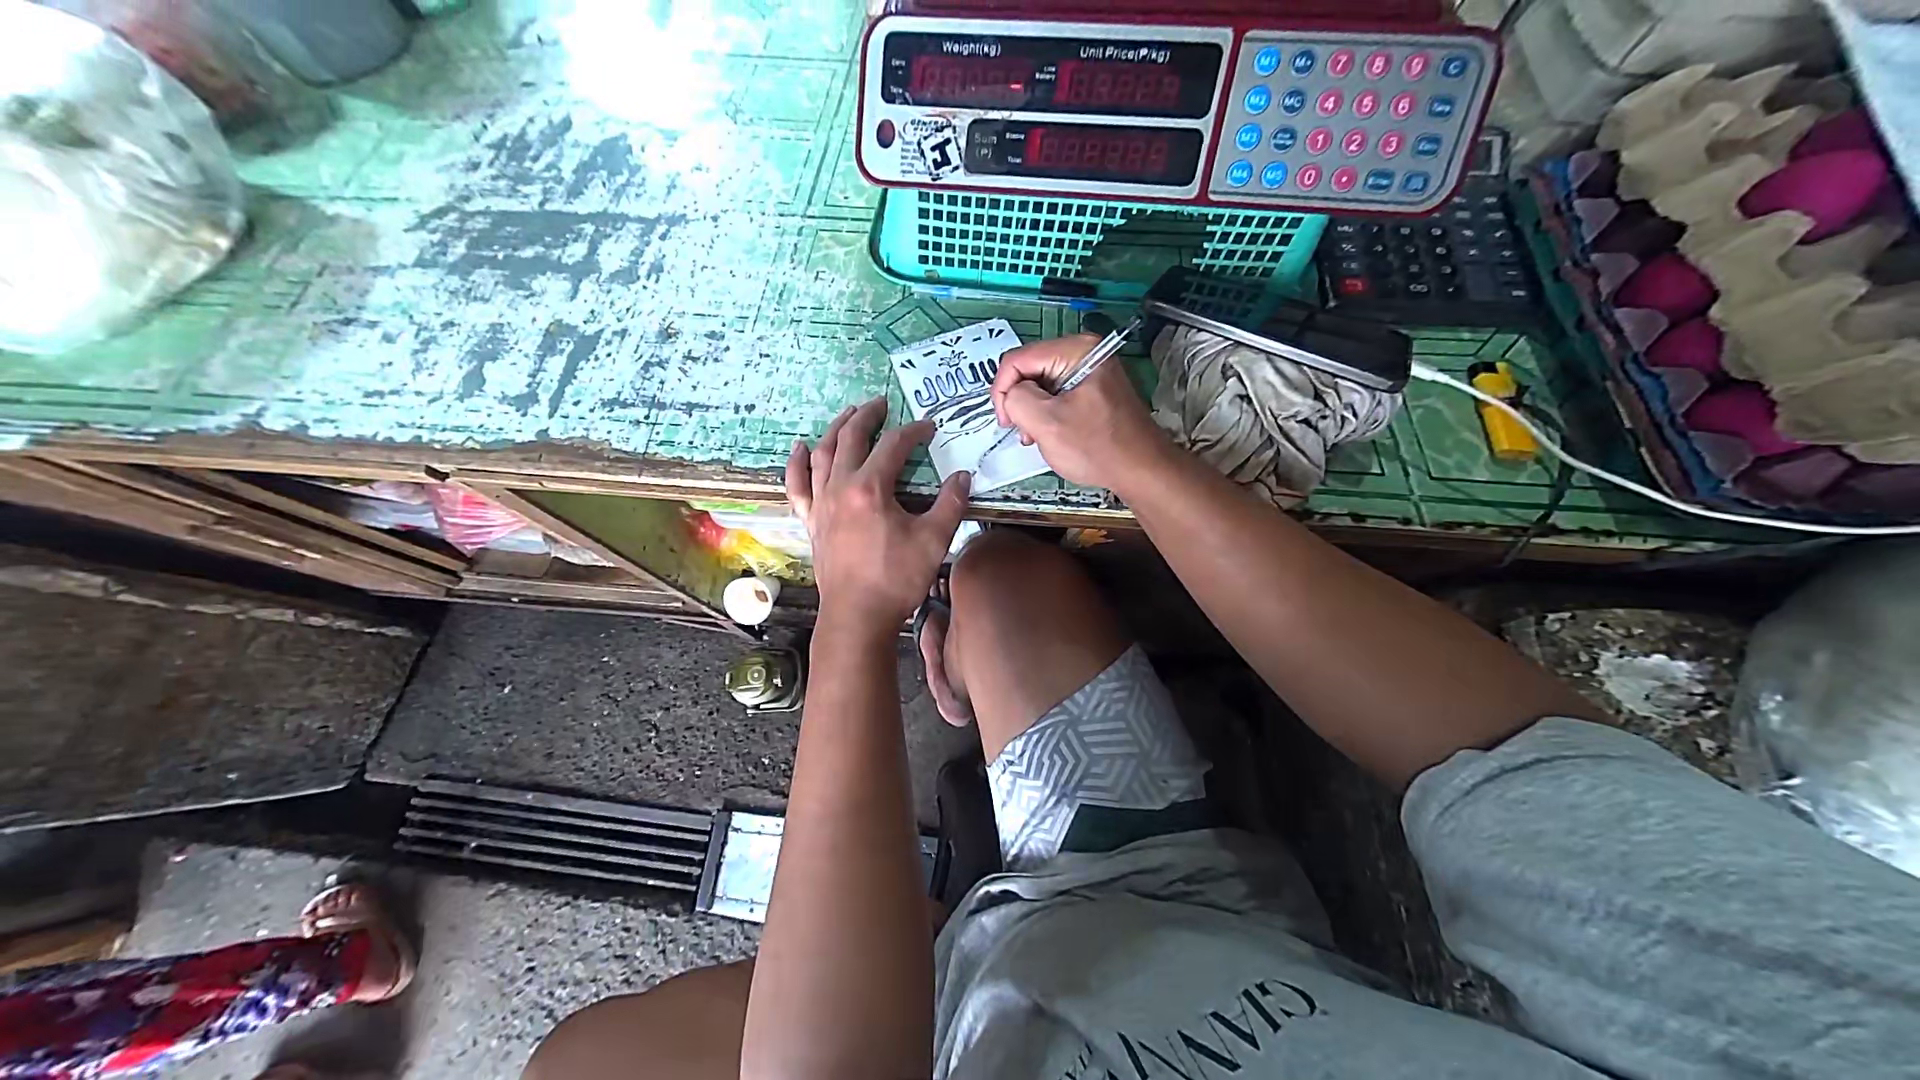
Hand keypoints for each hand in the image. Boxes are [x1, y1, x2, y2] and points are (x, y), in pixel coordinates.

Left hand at [785, 396, 970, 629]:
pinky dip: (797, 464)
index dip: (914, 432)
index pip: (894, 446)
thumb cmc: (896, 579)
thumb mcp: (933, 541)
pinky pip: (798, 486)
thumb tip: (962, 477)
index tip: (929, 429)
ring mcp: (821, 505)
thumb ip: (950, 504)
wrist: (857, 616)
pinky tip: (801, 449)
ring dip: (836, 430)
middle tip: (881, 403)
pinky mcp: (811, 522)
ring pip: (823, 455)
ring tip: (849, 415)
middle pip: (850, 438)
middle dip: (868, 417)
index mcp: (870, 489)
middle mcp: (840, 488)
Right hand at [989, 334, 1174, 491]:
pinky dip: (1047, 414)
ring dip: (1032, 411)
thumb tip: (1012, 395)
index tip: (1006, 421)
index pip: (1017, 359)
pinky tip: (1052, 434)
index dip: (1002, 390)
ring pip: (1041, 384)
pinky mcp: (1094, 389)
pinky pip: (1057, 394)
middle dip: (1019, 401)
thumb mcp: (1046, 423)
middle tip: (1023, 431)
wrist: (1141, 470)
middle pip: (1029, 369)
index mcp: (1076, 350)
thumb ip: (1017, 399)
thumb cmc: (1099, 448)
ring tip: (1038, 437)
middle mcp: (1085, 352)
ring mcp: (1091, 371)